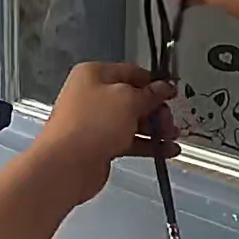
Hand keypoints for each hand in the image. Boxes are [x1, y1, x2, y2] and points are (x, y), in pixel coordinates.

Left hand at [28, 63, 177, 204]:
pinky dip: (148, 144)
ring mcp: (95, 122)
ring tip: (172, 136)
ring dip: (155, 128)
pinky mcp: (99, 145)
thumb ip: (149, 94)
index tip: (171, 92)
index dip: (153, 82)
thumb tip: (162, 88)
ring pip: (132, 121)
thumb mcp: (128, 100)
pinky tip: (166, 150)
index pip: (130, 72)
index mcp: (94, 75)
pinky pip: (128, 141)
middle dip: (155, 109)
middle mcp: (92, 96)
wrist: (66, 165)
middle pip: (133, 98)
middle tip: (169, 119)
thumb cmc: (91, 124)